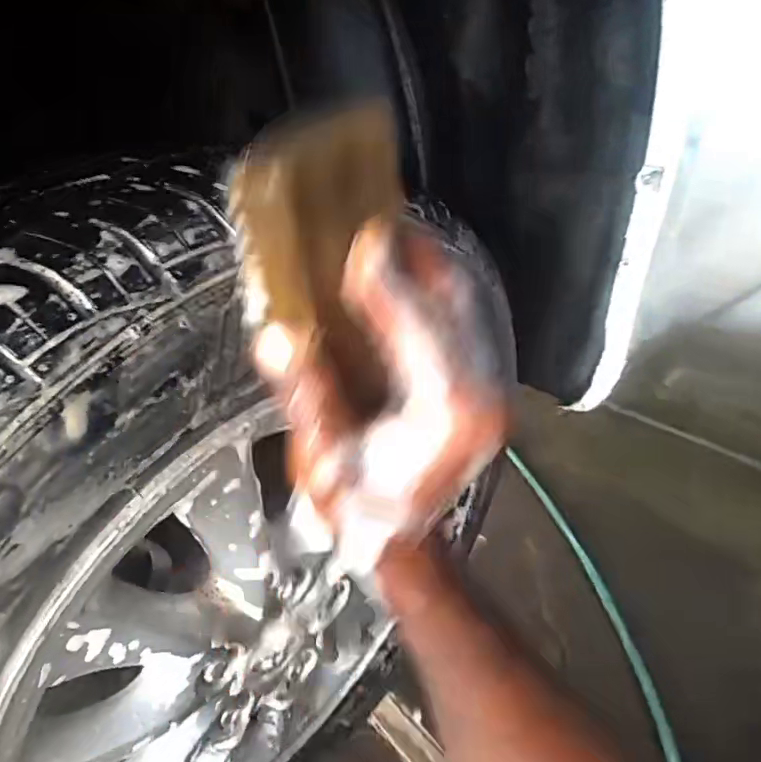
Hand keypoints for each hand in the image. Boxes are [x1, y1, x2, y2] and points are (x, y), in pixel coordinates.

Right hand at [249, 219, 507, 579]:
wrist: (397, 540)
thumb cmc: (357, 508)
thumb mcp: (322, 458)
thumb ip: (306, 394)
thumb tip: (275, 336)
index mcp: (444, 409)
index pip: (417, 325)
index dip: (389, 280)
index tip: (364, 240)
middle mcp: (478, 393)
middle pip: (453, 304)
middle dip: (417, 258)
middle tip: (377, 222)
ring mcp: (485, 389)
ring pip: (463, 309)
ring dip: (426, 270)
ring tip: (389, 240)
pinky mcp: (475, 388)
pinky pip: (458, 324)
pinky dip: (431, 294)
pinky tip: (404, 280)